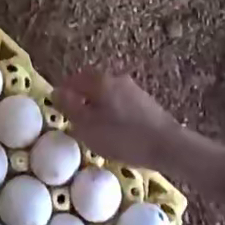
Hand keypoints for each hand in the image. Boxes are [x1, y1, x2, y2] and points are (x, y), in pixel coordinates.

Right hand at [53, 68, 192, 170]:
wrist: (168, 145)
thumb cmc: (122, 136)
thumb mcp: (87, 126)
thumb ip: (69, 108)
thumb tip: (56, 92)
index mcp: (100, 81)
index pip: (74, 78)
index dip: (64, 92)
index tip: (58, 108)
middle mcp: (116, 79)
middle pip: (92, 84)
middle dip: (81, 98)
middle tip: (75, 119)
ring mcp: (134, 89)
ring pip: (108, 93)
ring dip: (98, 105)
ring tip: (94, 127)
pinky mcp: (146, 102)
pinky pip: (121, 102)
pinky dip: (113, 112)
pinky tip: (115, 130)